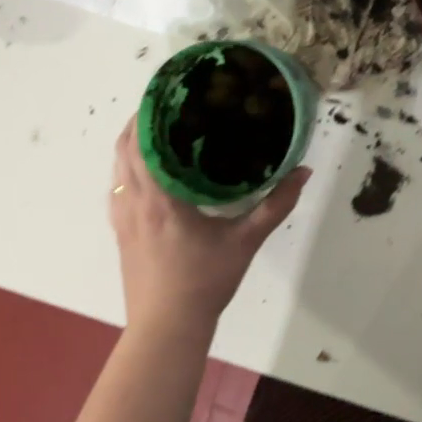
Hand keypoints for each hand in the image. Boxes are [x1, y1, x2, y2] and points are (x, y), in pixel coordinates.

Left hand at [108, 119, 309, 335]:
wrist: (166, 330)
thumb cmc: (204, 283)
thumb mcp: (245, 242)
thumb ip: (275, 206)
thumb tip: (303, 172)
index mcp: (160, 198)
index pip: (142, 143)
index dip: (148, 113)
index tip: (165, 91)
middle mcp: (134, 202)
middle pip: (124, 150)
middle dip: (139, 121)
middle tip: (167, 103)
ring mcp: (122, 220)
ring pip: (117, 169)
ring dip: (131, 144)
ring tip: (158, 128)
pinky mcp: (121, 234)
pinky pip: (117, 189)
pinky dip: (127, 169)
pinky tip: (149, 171)